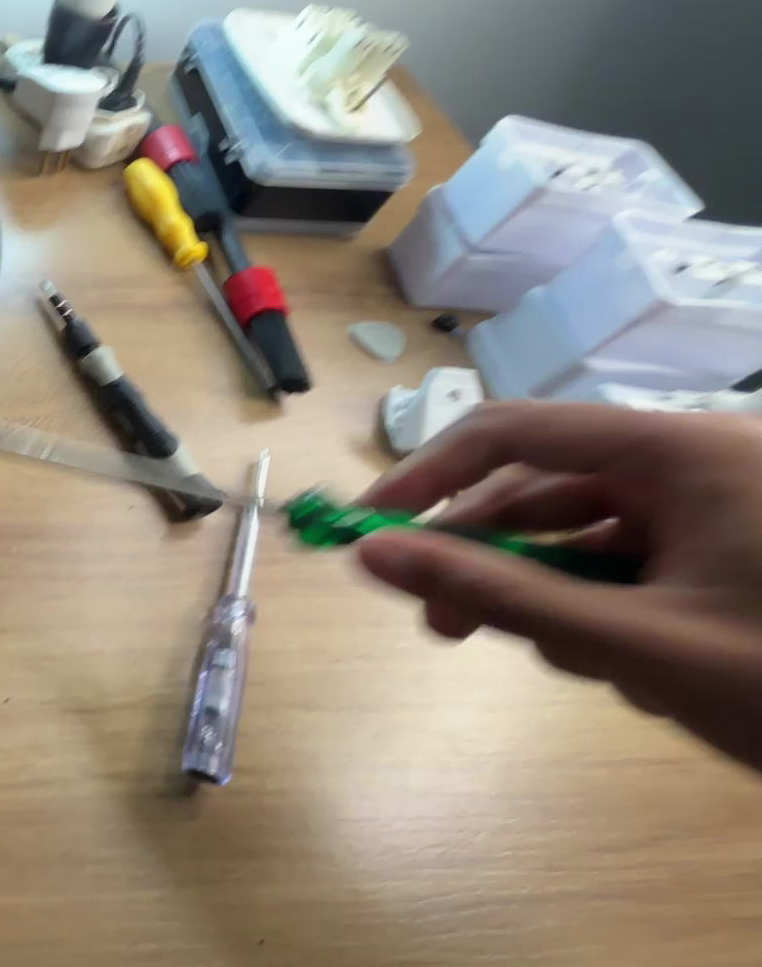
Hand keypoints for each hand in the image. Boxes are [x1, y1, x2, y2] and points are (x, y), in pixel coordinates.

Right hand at [353, 403, 761, 770]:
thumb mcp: (638, 643)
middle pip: (541, 491)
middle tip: (441, 621)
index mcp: (681, 452)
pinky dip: (604, 603)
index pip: (507, 432)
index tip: (371, 529)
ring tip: (563, 659)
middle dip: (485, 557)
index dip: (424, 476)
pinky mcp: (745, 547)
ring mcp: (728, 506)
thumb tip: (366, 555)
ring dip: (546, 592)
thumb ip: (491, 592)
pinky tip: (624, 659)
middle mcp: (701, 462)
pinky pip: (635, 558)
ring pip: (585, 533)